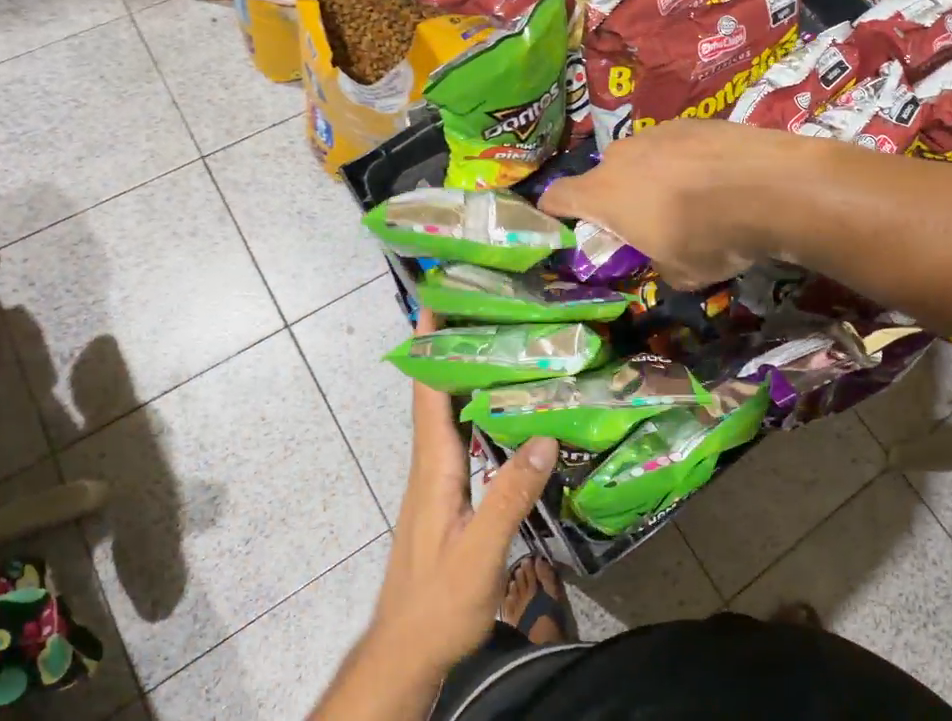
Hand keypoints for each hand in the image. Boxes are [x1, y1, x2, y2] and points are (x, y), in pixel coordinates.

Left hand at [368, 311, 559, 674]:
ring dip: (463, 378)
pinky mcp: (445, 499)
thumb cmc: (439, 602)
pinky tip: (502, 415)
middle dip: (451, 350)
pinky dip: (474, 413)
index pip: (428, 395)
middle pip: (436, 396)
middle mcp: (430, 466)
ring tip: (498, 347)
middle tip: (484, 310)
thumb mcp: (480, 552)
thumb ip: (509, 496)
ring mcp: (435, 484)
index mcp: (433, 468)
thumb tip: (544, 436)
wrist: (406, 650)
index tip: (436, 301)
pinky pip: (458, 440)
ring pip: (447, 417)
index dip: (430, 348)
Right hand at [540, 119, 799, 288]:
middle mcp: (622, 156)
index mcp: (603, 194)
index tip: (569, 226)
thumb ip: (659, 265)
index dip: (557, 213)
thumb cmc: (711, 237)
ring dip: (654, 177)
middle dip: (618, 198)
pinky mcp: (694, 120)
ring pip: (642, 158)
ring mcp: (658, 132)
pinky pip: (676, 146)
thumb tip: (666, 260)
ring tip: (692, 199)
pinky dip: (687, 162)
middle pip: (604, 177)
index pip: (557, 197)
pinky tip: (718, 179)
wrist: (770, 186)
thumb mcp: (682, 274)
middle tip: (646, 222)